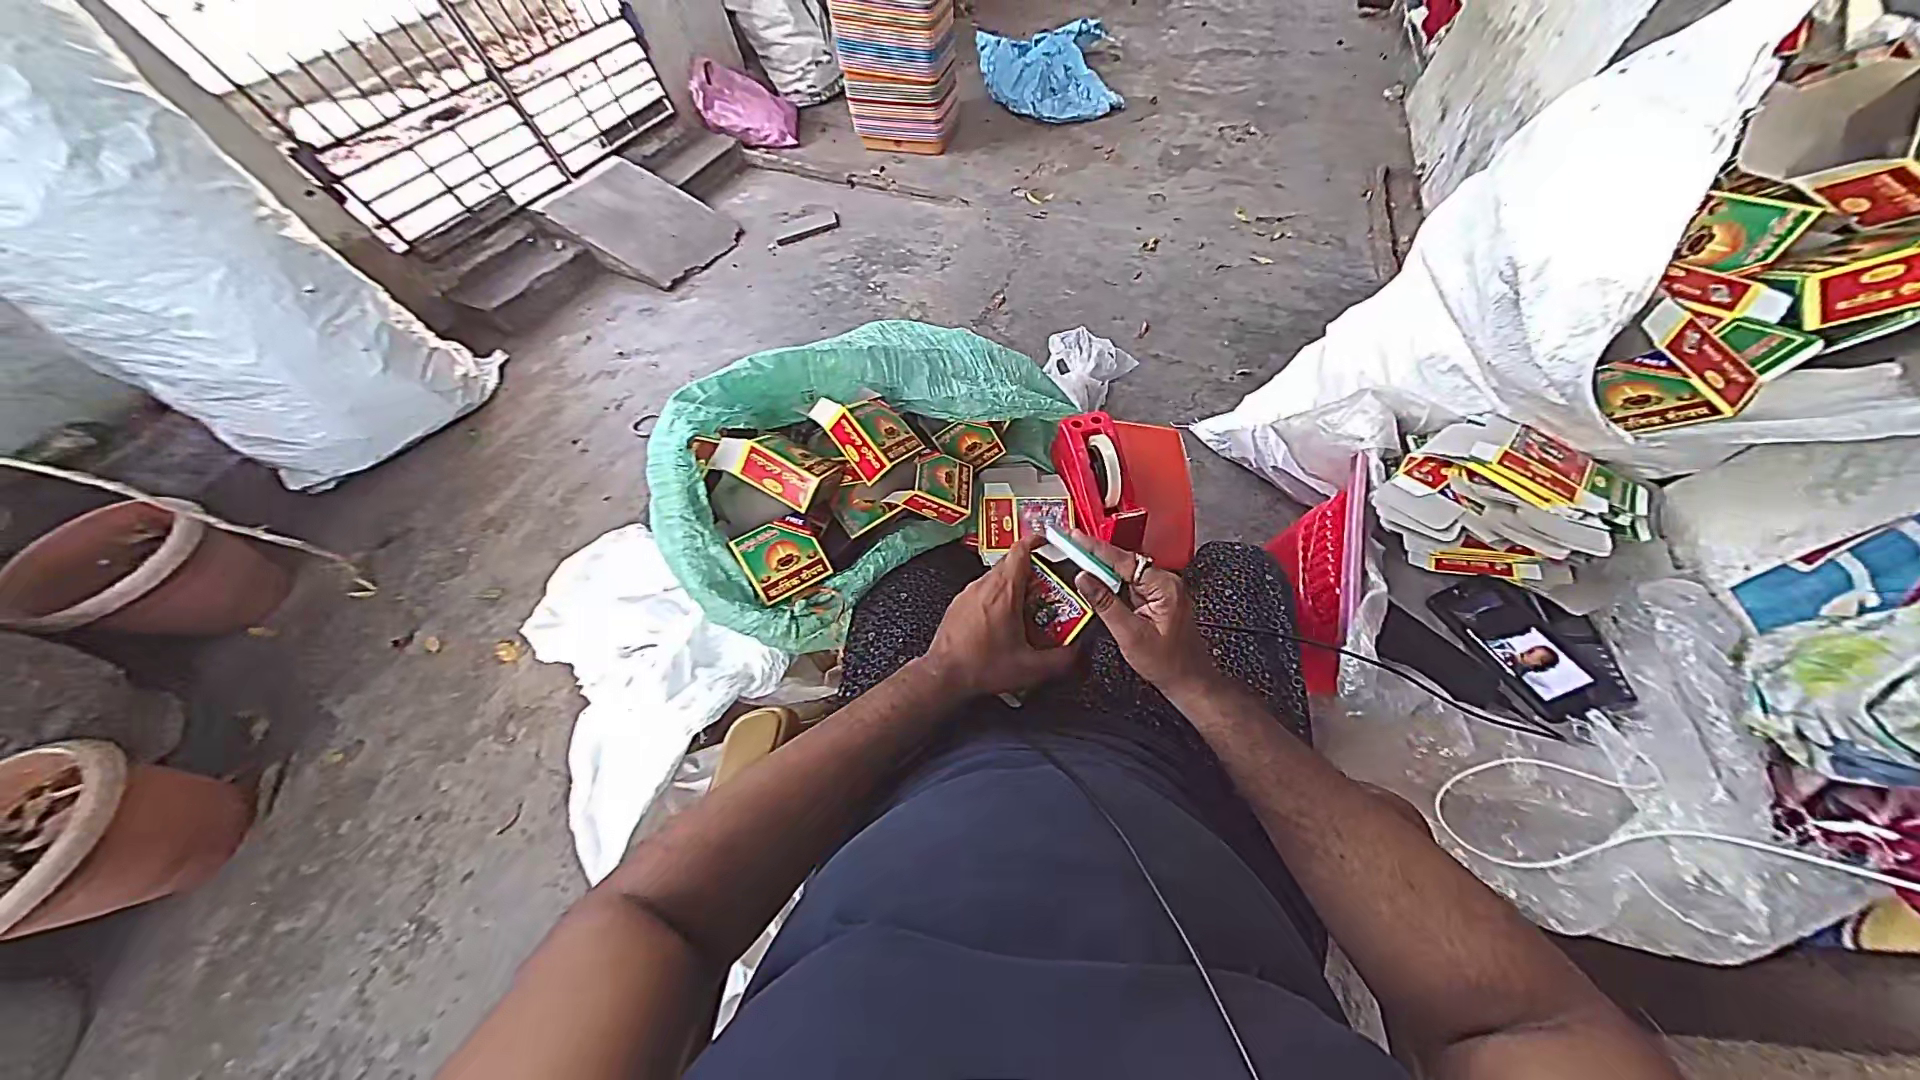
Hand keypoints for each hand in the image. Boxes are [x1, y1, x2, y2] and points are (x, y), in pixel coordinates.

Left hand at [919, 533, 1079, 697]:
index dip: (1039, 544)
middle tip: (1049, 592)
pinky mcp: (959, 604)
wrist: (944, 676)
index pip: (1021, 550)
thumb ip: (1064, 659)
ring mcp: (969, 594)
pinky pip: (983, 591)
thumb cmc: (979, 667)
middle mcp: (984, 586)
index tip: (1050, 547)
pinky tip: (1005, 623)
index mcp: (1004, 591)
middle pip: (1012, 564)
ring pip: (997, 578)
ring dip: (1015, 587)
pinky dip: (998, 599)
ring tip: (1029, 611)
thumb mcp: (1032, 668)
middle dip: (1033, 574)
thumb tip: (1079, 651)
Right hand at [1070, 531, 1220, 694]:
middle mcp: (1165, 582)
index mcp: (1164, 586)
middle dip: (1094, 554)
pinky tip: (1093, 581)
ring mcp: (1160, 589)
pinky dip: (1109, 582)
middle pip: (1123, 562)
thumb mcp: (1130, 634)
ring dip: (1100, 568)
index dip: (1094, 549)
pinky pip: (1127, 584)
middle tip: (1068, 545)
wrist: (1189, 680)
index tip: (1074, 538)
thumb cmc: (1167, 663)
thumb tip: (1084, 579)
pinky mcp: (1154, 598)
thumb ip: (1105, 604)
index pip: (1123, 560)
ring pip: (1123, 572)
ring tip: (1075, 560)